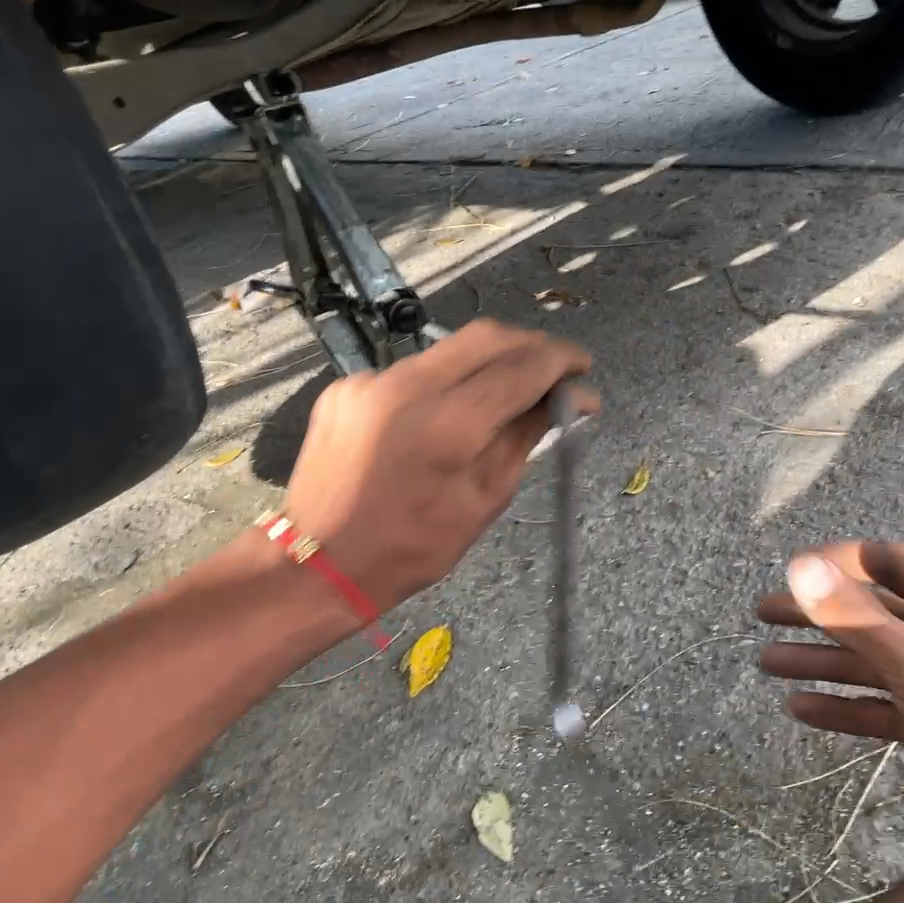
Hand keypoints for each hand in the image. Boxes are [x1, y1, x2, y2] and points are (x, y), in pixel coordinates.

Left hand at [281, 319, 595, 611]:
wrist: (319, 562)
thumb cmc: (413, 548)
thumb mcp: (483, 500)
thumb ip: (526, 438)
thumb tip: (573, 401)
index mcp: (448, 425)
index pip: (520, 368)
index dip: (560, 361)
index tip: (585, 368)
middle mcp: (407, 387)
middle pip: (486, 338)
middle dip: (530, 346)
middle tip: (557, 370)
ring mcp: (371, 381)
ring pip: (449, 350)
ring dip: (490, 361)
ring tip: (513, 390)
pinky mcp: (348, 386)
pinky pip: (413, 371)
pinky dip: (446, 381)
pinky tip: (454, 411)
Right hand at [758, 543, 903, 870]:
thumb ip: (858, 618)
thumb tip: (799, 567)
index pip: (896, 564)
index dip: (845, 561)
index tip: (794, 568)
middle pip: (873, 614)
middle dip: (819, 613)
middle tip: (764, 612)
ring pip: (869, 663)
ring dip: (820, 662)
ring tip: (768, 663)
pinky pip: (874, 706)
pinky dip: (839, 705)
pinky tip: (800, 708)